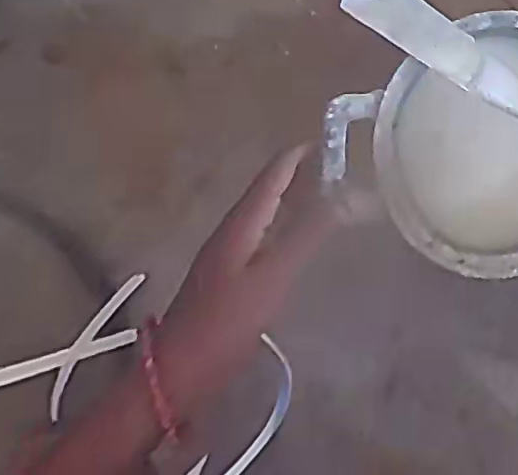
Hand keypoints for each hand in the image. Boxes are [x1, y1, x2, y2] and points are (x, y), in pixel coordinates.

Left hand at [153, 143, 336, 415]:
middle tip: (340, 165)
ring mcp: (226, 252)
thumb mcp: (273, 278)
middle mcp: (231, 229)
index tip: (333, 140)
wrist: (173, 377)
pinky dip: (284, 220)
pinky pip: (261, 231)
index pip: (273, 174)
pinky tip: (299, 234)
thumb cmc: (225, 324)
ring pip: (264, 210)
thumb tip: (344, 196)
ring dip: (293, 196)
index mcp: (240, 223)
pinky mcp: (226, 274)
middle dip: (301, 172)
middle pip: (268, 188)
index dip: (300, 154)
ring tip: (327, 192)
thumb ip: (307, 235)